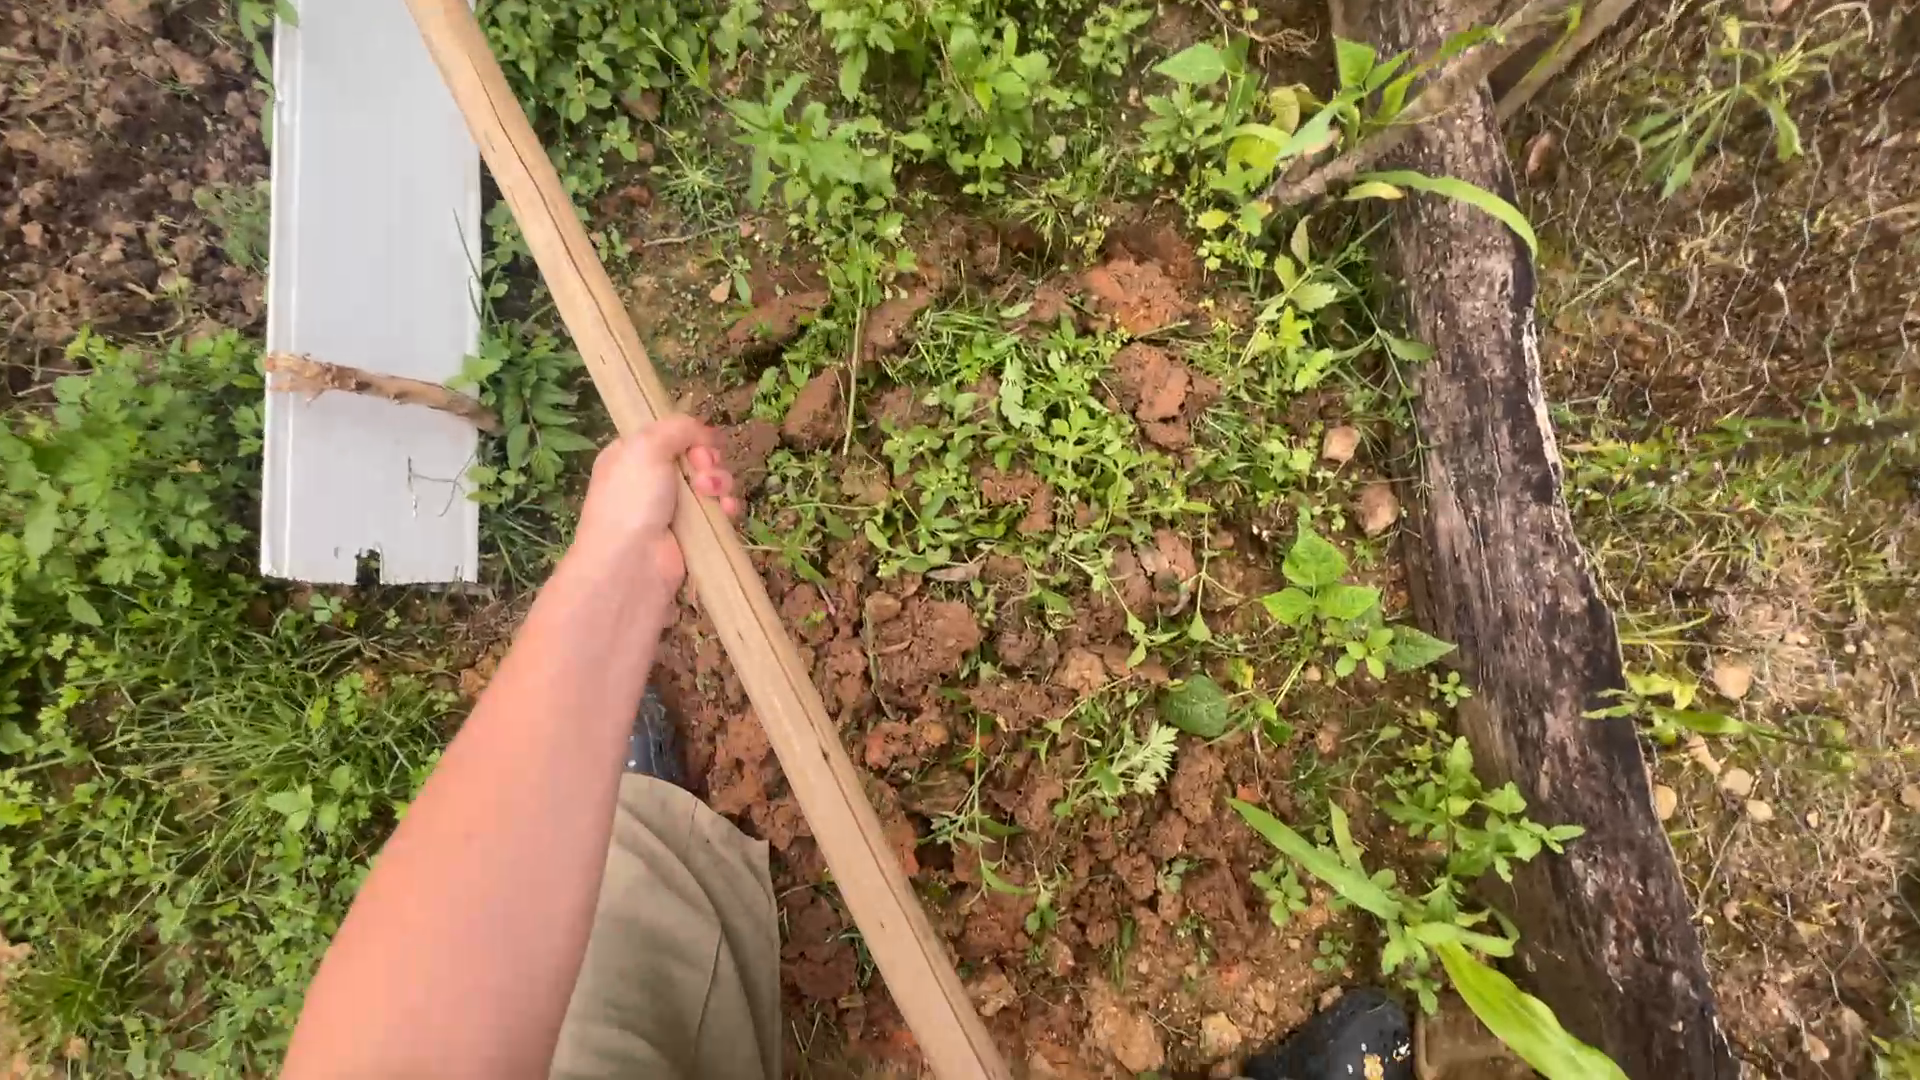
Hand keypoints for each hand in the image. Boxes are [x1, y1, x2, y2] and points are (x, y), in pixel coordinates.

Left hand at [573, 415, 739, 590]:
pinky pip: (719, 510)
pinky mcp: (694, 531)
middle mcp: (653, 479)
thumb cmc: (631, 499)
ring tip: (712, 494)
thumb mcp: (645, 447)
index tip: (695, 447)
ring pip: (712, 482)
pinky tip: (726, 511)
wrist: (633, 561)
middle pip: (697, 457)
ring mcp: (674, 507)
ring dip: (720, 483)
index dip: (690, 438)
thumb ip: (677, 427)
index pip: (672, 436)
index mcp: (633, 455)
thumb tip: (703, 432)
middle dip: (708, 461)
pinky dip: (727, 507)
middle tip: (701, 472)